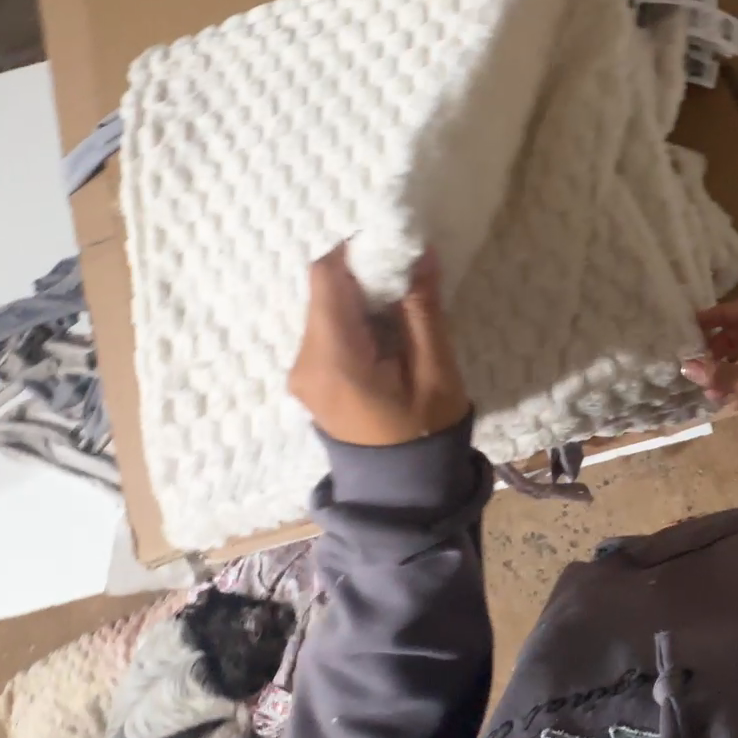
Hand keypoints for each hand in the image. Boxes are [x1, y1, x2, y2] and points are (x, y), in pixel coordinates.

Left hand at [288, 245, 470, 445]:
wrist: (400, 491)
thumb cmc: (425, 432)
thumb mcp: (436, 371)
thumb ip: (423, 310)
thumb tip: (420, 254)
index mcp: (334, 359)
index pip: (325, 278)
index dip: (355, 250)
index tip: (394, 247)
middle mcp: (304, 361)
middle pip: (323, 292)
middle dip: (363, 274)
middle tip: (408, 277)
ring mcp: (302, 372)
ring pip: (324, 308)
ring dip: (361, 296)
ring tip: (402, 306)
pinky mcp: (310, 378)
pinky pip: (327, 330)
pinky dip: (355, 318)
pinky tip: (387, 332)